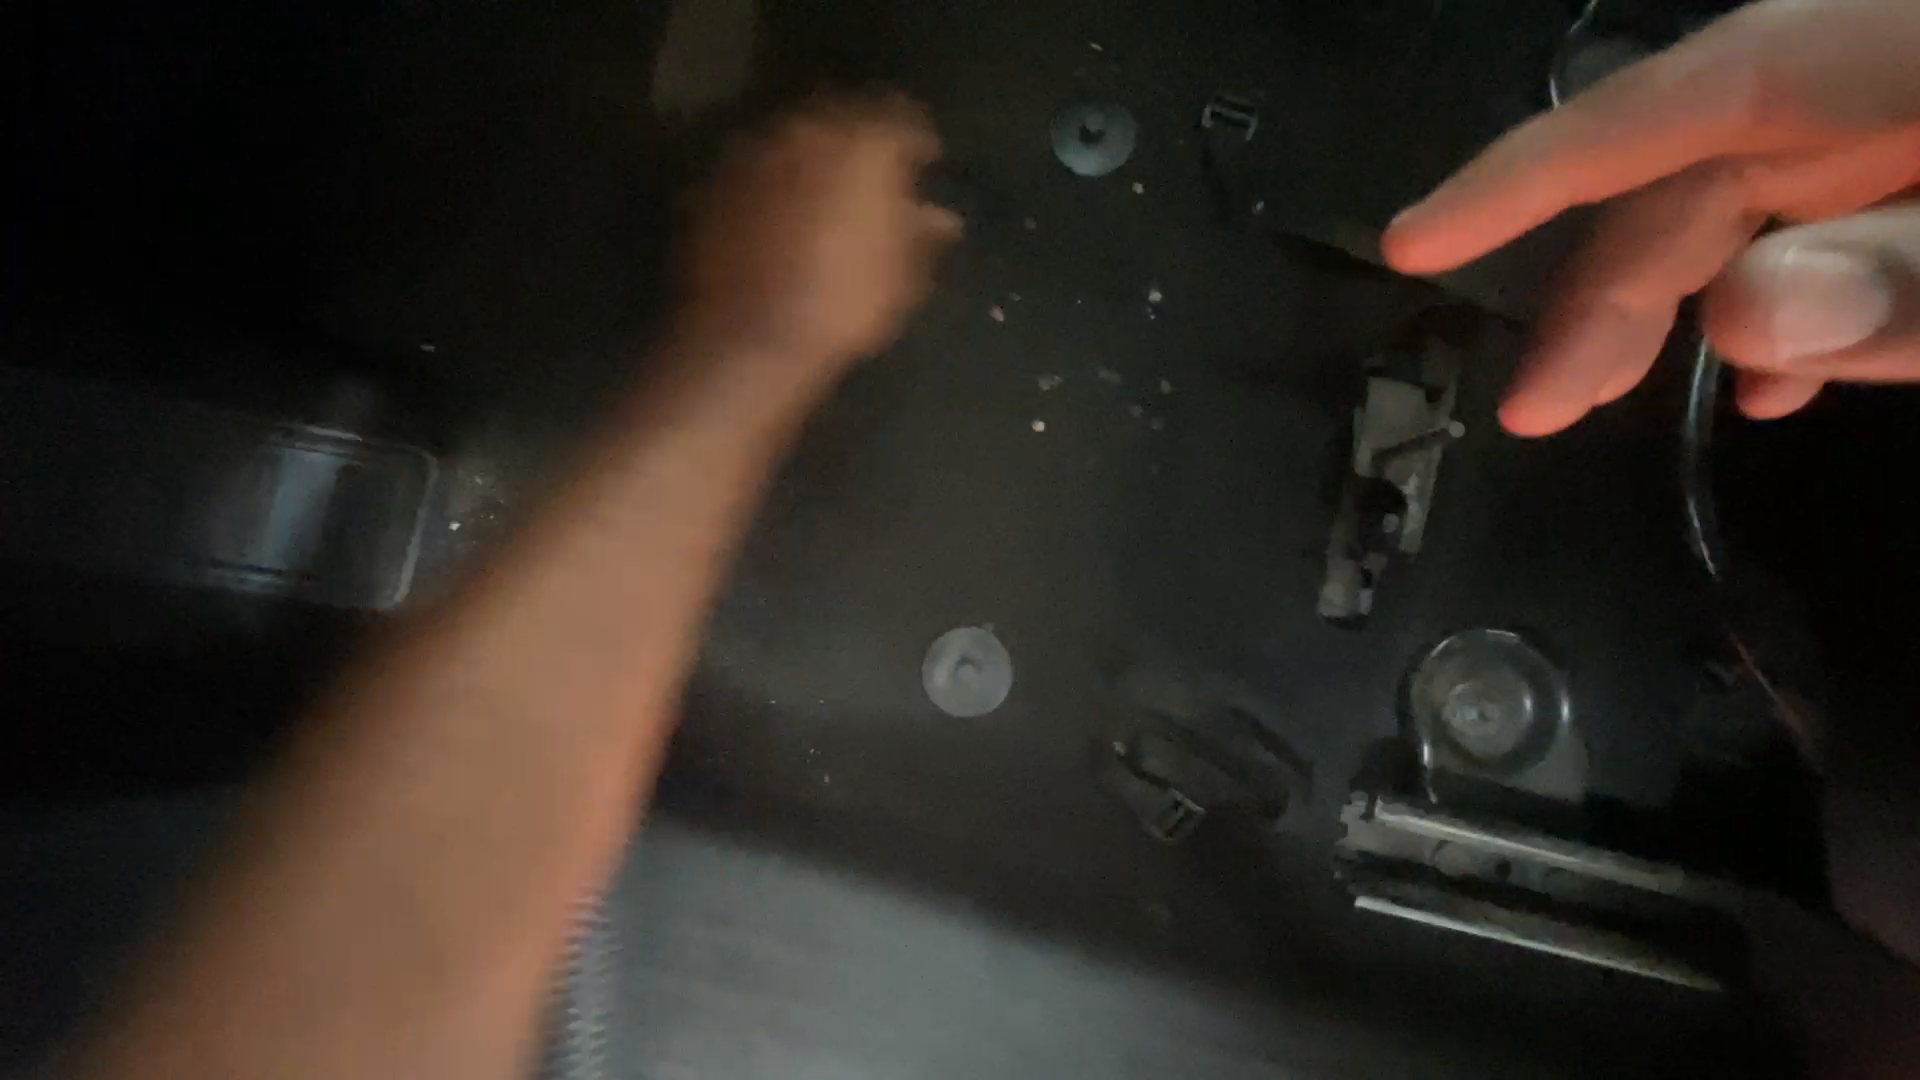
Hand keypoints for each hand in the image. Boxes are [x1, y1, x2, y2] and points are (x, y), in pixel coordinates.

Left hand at [676, 95, 963, 373]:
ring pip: (796, 139)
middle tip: (874, 180)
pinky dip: (775, 184)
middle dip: (861, 144)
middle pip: (844, 118)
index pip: (903, 120)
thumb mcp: (902, 279)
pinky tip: (782, 219)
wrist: (750, 340)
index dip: (918, 145)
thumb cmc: (843, 308)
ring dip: (814, 161)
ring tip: (826, 199)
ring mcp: (754, 151)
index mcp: (863, 144)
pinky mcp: (715, 180)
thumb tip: (941, 217)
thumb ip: (922, 235)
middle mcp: (807, 129)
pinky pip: (758, 169)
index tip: (925, 167)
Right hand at [1382, 0, 1919, 435]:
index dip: (1526, 175)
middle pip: (1695, 177)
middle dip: (1605, 299)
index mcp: (1906, 46)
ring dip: (1671, 314)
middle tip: (1537, 409)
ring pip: (1745, 210)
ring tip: (1612, 402)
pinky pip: (1824, 224)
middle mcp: (1887, 74)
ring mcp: (1911, 121)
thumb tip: (1751, 314)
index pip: (1675, 101)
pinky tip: (1766, 381)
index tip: (1407, 246)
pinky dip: (1776, 302)